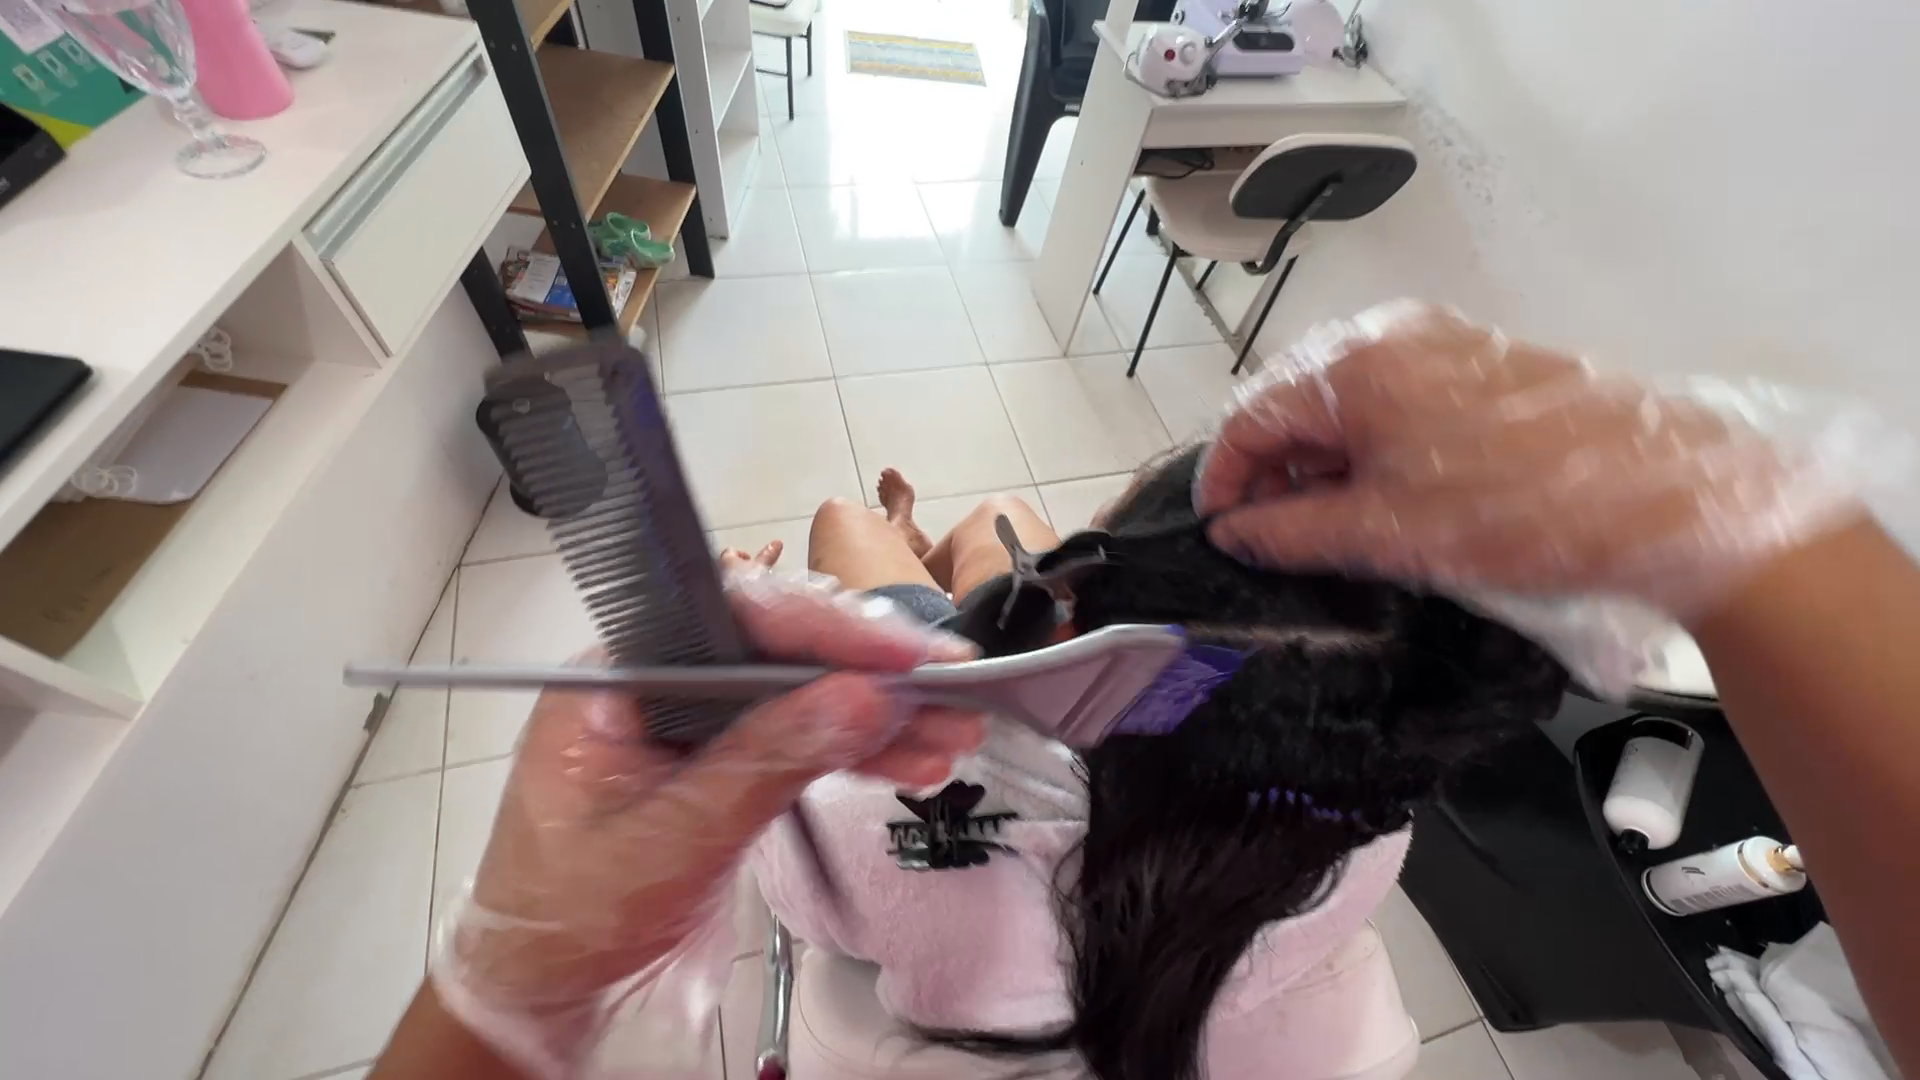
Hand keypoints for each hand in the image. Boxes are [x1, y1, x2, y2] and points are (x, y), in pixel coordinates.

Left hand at [430, 570, 984, 1078]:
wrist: (550, 986)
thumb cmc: (570, 912)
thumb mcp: (670, 837)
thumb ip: (765, 761)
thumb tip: (863, 699)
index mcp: (628, 669)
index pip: (739, 618)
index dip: (828, 628)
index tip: (901, 654)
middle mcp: (674, 674)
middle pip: (788, 644)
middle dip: (875, 667)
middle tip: (954, 679)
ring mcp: (709, 712)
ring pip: (812, 688)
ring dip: (887, 711)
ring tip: (956, 729)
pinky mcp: (738, 750)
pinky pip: (811, 734)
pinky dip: (866, 749)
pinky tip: (917, 759)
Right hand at [1196, 302, 1881, 617]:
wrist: (1678, 503)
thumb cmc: (1510, 512)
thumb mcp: (1379, 531)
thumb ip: (1284, 530)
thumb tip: (1227, 533)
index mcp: (1354, 365)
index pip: (1249, 417)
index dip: (1222, 477)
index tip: (1219, 529)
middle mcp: (1385, 334)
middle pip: (1288, 401)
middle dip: (1266, 467)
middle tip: (1267, 528)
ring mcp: (1433, 340)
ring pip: (1334, 401)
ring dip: (1312, 459)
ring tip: (1321, 516)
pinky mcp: (1469, 361)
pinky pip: (1381, 398)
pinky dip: (1358, 445)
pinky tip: (1373, 489)